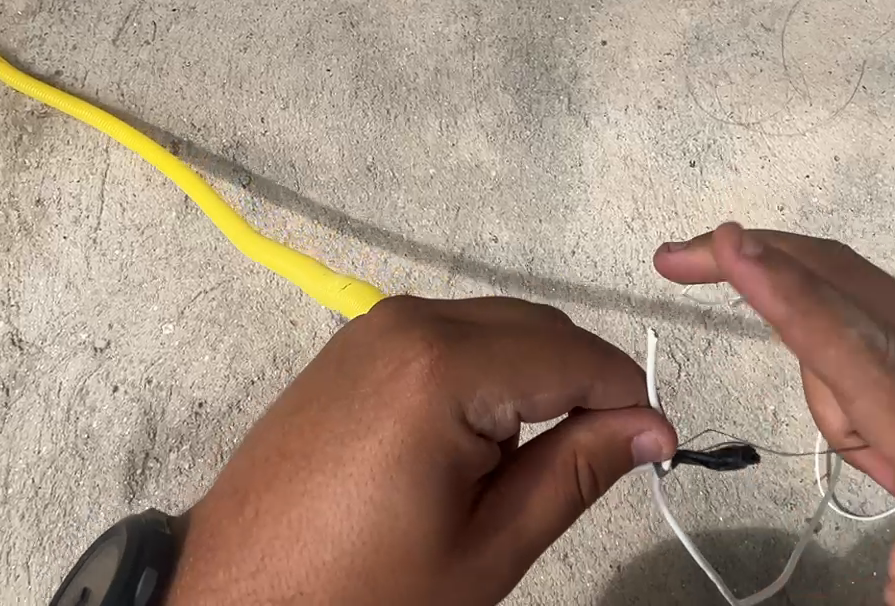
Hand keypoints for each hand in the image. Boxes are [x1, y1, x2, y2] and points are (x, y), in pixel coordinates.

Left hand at [168, 296, 676, 605]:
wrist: (232, 593)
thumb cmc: (364, 590)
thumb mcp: (485, 549)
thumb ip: (575, 472)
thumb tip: (651, 428)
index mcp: (443, 365)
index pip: (569, 354)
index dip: (626, 394)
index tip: (662, 444)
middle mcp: (412, 317)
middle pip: (536, 324)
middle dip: (584, 379)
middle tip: (607, 453)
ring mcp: (379, 321)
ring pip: (497, 321)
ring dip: (537, 371)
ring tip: (540, 450)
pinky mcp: (359, 337)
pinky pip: (453, 330)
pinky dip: (490, 365)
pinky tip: (484, 426)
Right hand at [655, 224, 894, 605]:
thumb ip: (893, 586)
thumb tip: (857, 552)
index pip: (870, 363)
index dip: (791, 300)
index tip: (726, 244)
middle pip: (853, 286)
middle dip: (762, 255)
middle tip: (678, 255)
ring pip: (859, 322)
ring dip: (822, 369)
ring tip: (880, 480)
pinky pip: (884, 346)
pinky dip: (850, 375)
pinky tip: (889, 455)